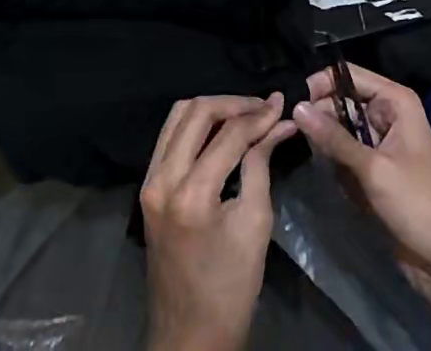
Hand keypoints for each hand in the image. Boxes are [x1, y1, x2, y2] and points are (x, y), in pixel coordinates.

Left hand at [142, 93, 296, 350]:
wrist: (189, 334)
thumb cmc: (231, 285)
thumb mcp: (256, 221)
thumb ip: (261, 163)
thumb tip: (281, 123)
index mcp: (191, 195)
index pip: (229, 134)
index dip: (259, 114)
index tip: (283, 103)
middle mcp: (161, 181)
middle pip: (195, 112)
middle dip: (233, 103)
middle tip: (264, 106)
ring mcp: (149, 183)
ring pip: (177, 117)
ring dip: (212, 109)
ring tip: (245, 114)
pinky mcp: (147, 188)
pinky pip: (169, 137)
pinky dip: (196, 125)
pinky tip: (222, 131)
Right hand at [295, 67, 430, 349]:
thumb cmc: (418, 205)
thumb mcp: (373, 169)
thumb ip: (334, 138)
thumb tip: (297, 107)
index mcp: (396, 101)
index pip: (349, 76)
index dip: (320, 84)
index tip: (290, 102)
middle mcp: (389, 114)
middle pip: (342, 102)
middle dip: (320, 118)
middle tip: (292, 134)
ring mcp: (382, 141)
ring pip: (341, 130)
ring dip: (329, 147)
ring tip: (325, 166)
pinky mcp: (375, 167)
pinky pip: (346, 154)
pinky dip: (337, 166)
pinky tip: (339, 183)